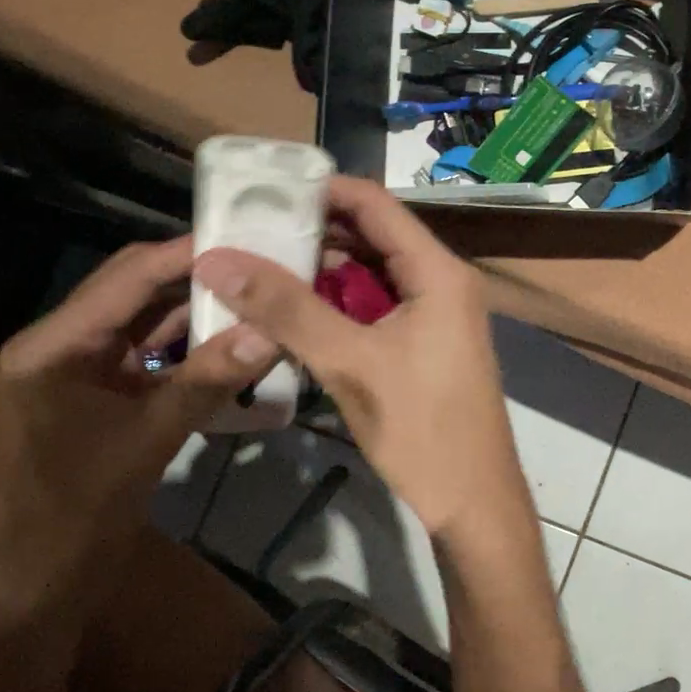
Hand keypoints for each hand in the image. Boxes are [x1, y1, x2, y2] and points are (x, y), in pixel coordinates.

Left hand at [0, 238, 274, 641]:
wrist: (27, 582)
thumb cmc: (72, 510)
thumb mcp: (147, 442)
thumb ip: (208, 382)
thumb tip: (272, 332)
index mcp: (57, 345)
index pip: (131, 277)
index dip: (190, 254)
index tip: (253, 238)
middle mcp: (67, 345)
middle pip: (139, 290)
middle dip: (201, 276)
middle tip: (266, 262)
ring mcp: (86, 370)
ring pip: (151, 322)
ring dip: (202, 312)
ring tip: (263, 296)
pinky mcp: (106, 395)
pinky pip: (155, 357)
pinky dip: (195, 350)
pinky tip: (241, 345)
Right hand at [193, 177, 527, 538]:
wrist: (473, 501)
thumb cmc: (421, 429)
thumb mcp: (349, 364)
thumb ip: (287, 308)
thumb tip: (217, 258)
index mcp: (438, 272)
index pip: (376, 205)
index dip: (321, 190)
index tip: (261, 190)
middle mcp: (443, 281)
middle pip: (373, 236)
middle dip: (313, 231)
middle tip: (247, 231)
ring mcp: (437, 314)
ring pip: (372, 274)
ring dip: (321, 271)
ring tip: (256, 267)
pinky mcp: (427, 343)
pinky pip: (378, 307)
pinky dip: (338, 305)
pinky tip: (292, 313)